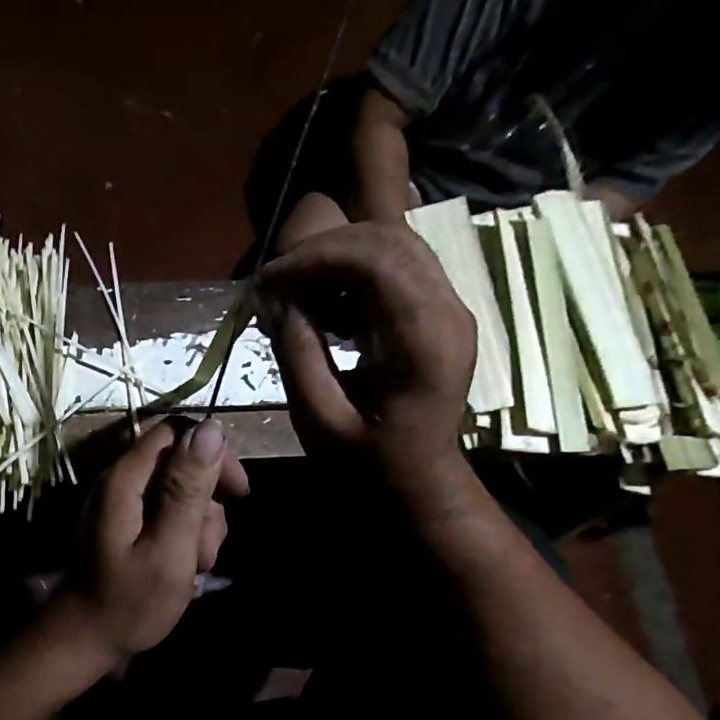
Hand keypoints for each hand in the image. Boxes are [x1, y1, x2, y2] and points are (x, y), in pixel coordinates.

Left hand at [56, 417, 247, 665]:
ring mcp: (124, 505)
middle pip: (181, 464)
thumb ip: (187, 489)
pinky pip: (169, 514)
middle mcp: (122, 482)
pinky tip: (186, 568)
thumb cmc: (129, 601)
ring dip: (200, 526)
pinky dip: (185, 537)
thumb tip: (211, 428)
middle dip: (208, 502)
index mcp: (126, 479)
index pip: (176, 433)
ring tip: (195, 565)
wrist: (86, 641)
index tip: (237, 491)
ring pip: (181, 492)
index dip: (212, 454)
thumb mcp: (168, 547)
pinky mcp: (129, 525)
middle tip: (209, 545)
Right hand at [257, 217, 476, 488]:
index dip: (314, 257)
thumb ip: (297, 352)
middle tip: (277, 282)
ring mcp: (452, 307)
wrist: (420, 481)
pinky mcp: (443, 311)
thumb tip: (273, 297)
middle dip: (323, 249)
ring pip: (396, 242)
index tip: (268, 281)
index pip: (374, 259)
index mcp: (423, 341)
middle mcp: (449, 311)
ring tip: (298, 286)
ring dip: (339, 253)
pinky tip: (328, 295)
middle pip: (388, 238)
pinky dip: (357, 267)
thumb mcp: (319, 417)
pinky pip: (401, 264)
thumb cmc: (368, 461)